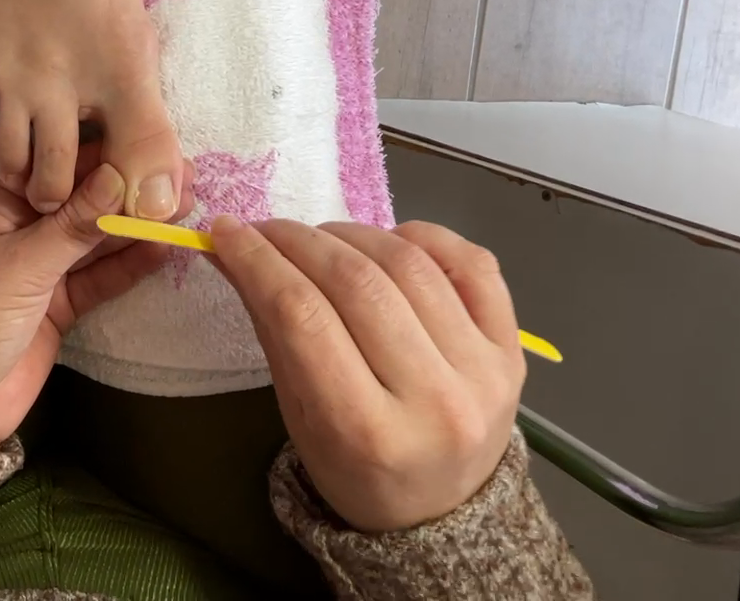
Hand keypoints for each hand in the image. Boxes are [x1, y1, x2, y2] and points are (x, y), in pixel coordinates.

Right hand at [0, 0, 185, 218]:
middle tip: (52, 166)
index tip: (121, 190)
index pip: (139, 166)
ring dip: (3, 152)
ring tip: (9, 133)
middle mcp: (52, 74)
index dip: (133, 196)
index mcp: (118, 58)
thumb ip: (122, 55)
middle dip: (54, 185)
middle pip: (50, 177)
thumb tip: (114, 104)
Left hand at [0, 160, 171, 447]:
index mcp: (1, 204)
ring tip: (186, 207)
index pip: (59, 170)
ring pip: (98, 240)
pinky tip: (163, 248)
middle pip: (85, 203)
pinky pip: (101, 276)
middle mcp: (25, 227)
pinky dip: (130, 265)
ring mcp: (46, 266)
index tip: (152, 149)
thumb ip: (73, 224)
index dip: (106, 159)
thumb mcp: (22, 265)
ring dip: (138, 226)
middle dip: (130, 192)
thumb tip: (119, 175)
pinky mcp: (63, 302)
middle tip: (185, 178)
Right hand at [209, 217, 525, 531]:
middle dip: (295, 240)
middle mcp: (434, 401)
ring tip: (319, 239)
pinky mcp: (514, 350)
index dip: (257, 260)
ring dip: (347, 232)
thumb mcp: (293, 406)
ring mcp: (484, 372)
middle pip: (354, 282)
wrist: (440, 508)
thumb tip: (227, 245)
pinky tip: (387, 240)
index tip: (226, 231)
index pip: (301, 315)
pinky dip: (423, 235)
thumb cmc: (350, 462)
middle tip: (263, 230)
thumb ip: (267, 320)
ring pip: (406, 263)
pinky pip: (473, 263)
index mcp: (365, 430)